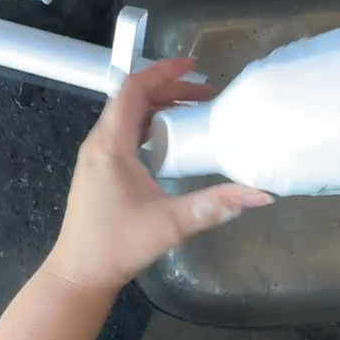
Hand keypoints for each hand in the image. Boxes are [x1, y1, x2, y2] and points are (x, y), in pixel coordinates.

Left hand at [40, 59, 272, 293]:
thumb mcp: (172, 224)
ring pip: (127, 115)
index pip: (133, 90)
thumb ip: (216, 206)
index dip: (163, 71)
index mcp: (111, 146)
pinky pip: (124, 133)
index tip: (193, 65)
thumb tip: (260, 195)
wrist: (79, 273)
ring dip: (159, 106)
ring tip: (194, 110)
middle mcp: (99, 143)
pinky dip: (149, 124)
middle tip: (206, 94)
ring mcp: (96, 157)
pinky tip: (171, 140)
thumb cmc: (118, 245)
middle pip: (132, 99)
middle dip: (169, 88)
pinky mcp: (99, 170)